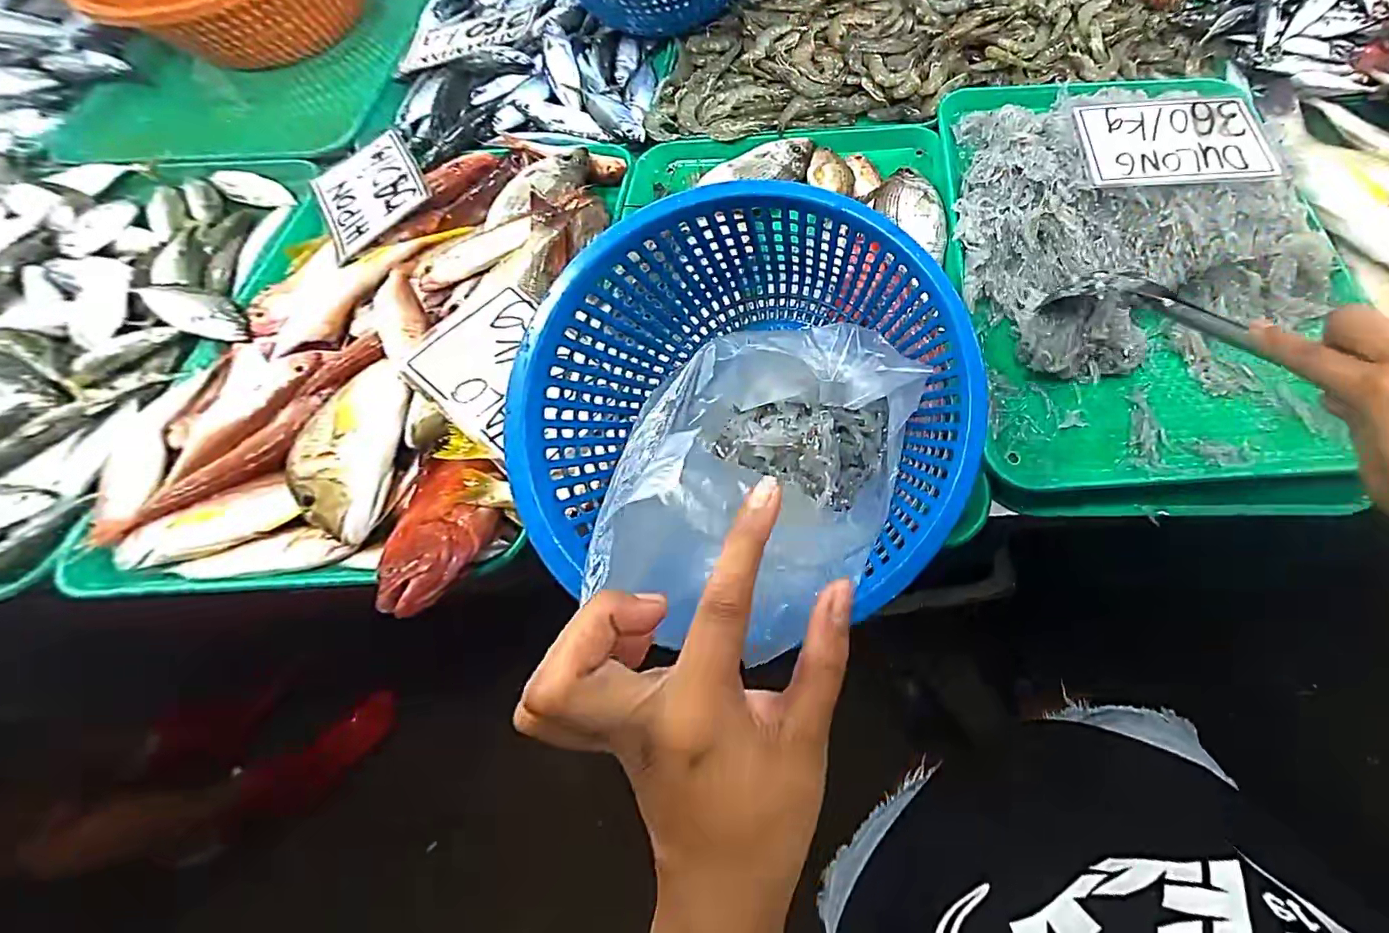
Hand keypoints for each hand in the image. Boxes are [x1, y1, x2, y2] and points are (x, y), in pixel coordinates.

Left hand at [514, 477, 852, 932]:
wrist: (723, 890)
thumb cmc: (772, 814)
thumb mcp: (809, 734)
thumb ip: (824, 656)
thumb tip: (839, 587)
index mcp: (698, 713)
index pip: (719, 610)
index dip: (746, 544)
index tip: (764, 497)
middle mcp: (640, 722)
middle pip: (563, 673)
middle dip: (601, 620)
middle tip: (659, 609)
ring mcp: (612, 736)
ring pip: (549, 684)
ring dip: (593, 634)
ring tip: (653, 621)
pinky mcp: (607, 739)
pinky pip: (562, 692)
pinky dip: (588, 656)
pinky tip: (645, 645)